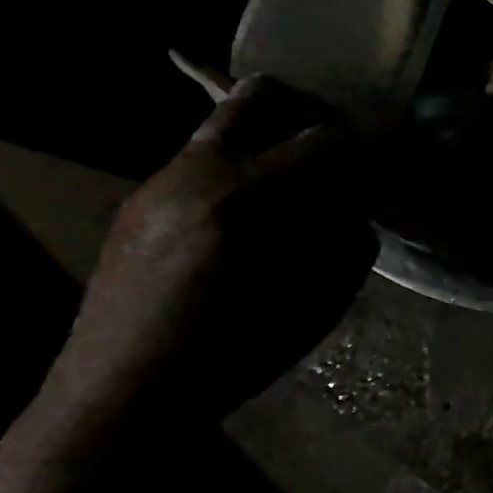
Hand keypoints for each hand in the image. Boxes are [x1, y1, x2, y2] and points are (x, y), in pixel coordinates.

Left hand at [42, 74, 373, 427]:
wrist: (121, 393)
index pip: (324, 143)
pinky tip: (247, 195)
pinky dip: (237, 156)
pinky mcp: (141, 193)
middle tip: (331, 151)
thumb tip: (357, 211)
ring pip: (223, 114)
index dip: (357, 149)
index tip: (370, 167)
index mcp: (250, 204)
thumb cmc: (229, 362)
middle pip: (265, 98)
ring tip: (291, 157)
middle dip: (310, 120)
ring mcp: (162, 177)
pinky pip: (201, 149)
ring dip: (269, 125)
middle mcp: (201, 173)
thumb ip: (345, 248)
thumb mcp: (311, 310)